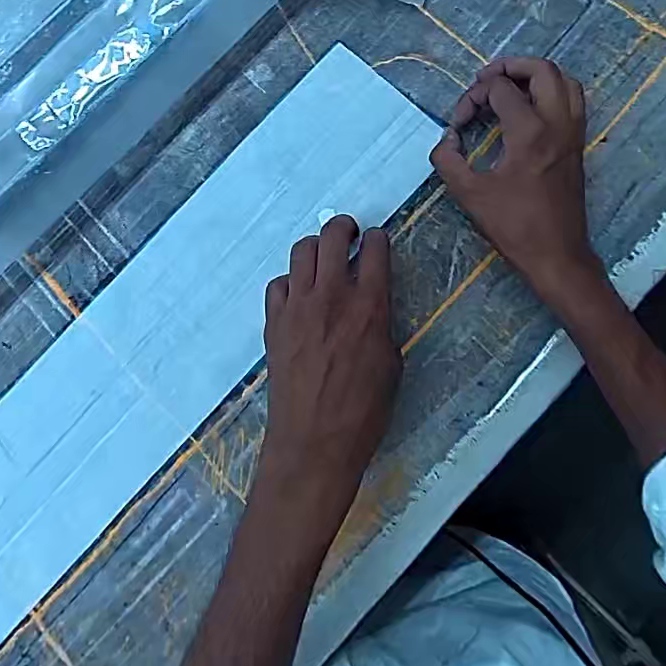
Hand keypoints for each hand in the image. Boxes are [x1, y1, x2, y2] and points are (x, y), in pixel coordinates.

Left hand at [258, 215, 398, 513]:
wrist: (314, 439)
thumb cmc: (363, 411)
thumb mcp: (391, 364)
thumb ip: (380, 323)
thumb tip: (371, 304)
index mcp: (369, 307)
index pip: (375, 250)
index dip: (377, 239)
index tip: (376, 240)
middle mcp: (331, 296)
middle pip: (332, 237)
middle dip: (343, 226)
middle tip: (349, 232)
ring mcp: (297, 305)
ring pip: (301, 251)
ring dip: (315, 247)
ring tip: (323, 257)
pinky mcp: (274, 320)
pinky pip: (278, 284)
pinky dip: (290, 282)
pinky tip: (298, 295)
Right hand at [430, 57, 603, 297]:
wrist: (556, 254)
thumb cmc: (512, 225)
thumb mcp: (467, 192)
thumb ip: (447, 158)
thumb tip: (448, 137)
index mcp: (529, 133)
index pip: (501, 89)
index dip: (472, 97)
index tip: (459, 122)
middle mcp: (557, 125)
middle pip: (543, 70)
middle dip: (509, 67)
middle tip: (484, 81)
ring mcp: (573, 133)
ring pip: (565, 81)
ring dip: (534, 76)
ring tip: (507, 88)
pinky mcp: (578, 145)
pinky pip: (572, 101)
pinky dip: (550, 92)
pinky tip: (527, 108)